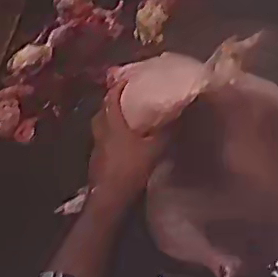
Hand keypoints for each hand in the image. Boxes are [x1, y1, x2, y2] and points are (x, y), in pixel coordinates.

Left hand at [86, 85, 167, 206]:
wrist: (110, 199)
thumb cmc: (131, 168)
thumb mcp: (155, 148)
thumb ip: (168, 130)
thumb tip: (181, 111)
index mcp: (112, 124)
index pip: (111, 98)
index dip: (118, 86)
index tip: (127, 78)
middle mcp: (100, 132)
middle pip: (102, 110)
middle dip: (112, 101)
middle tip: (126, 97)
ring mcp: (96, 147)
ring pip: (101, 126)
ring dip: (110, 119)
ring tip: (126, 118)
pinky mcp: (96, 161)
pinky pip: (102, 140)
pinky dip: (111, 135)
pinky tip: (122, 142)